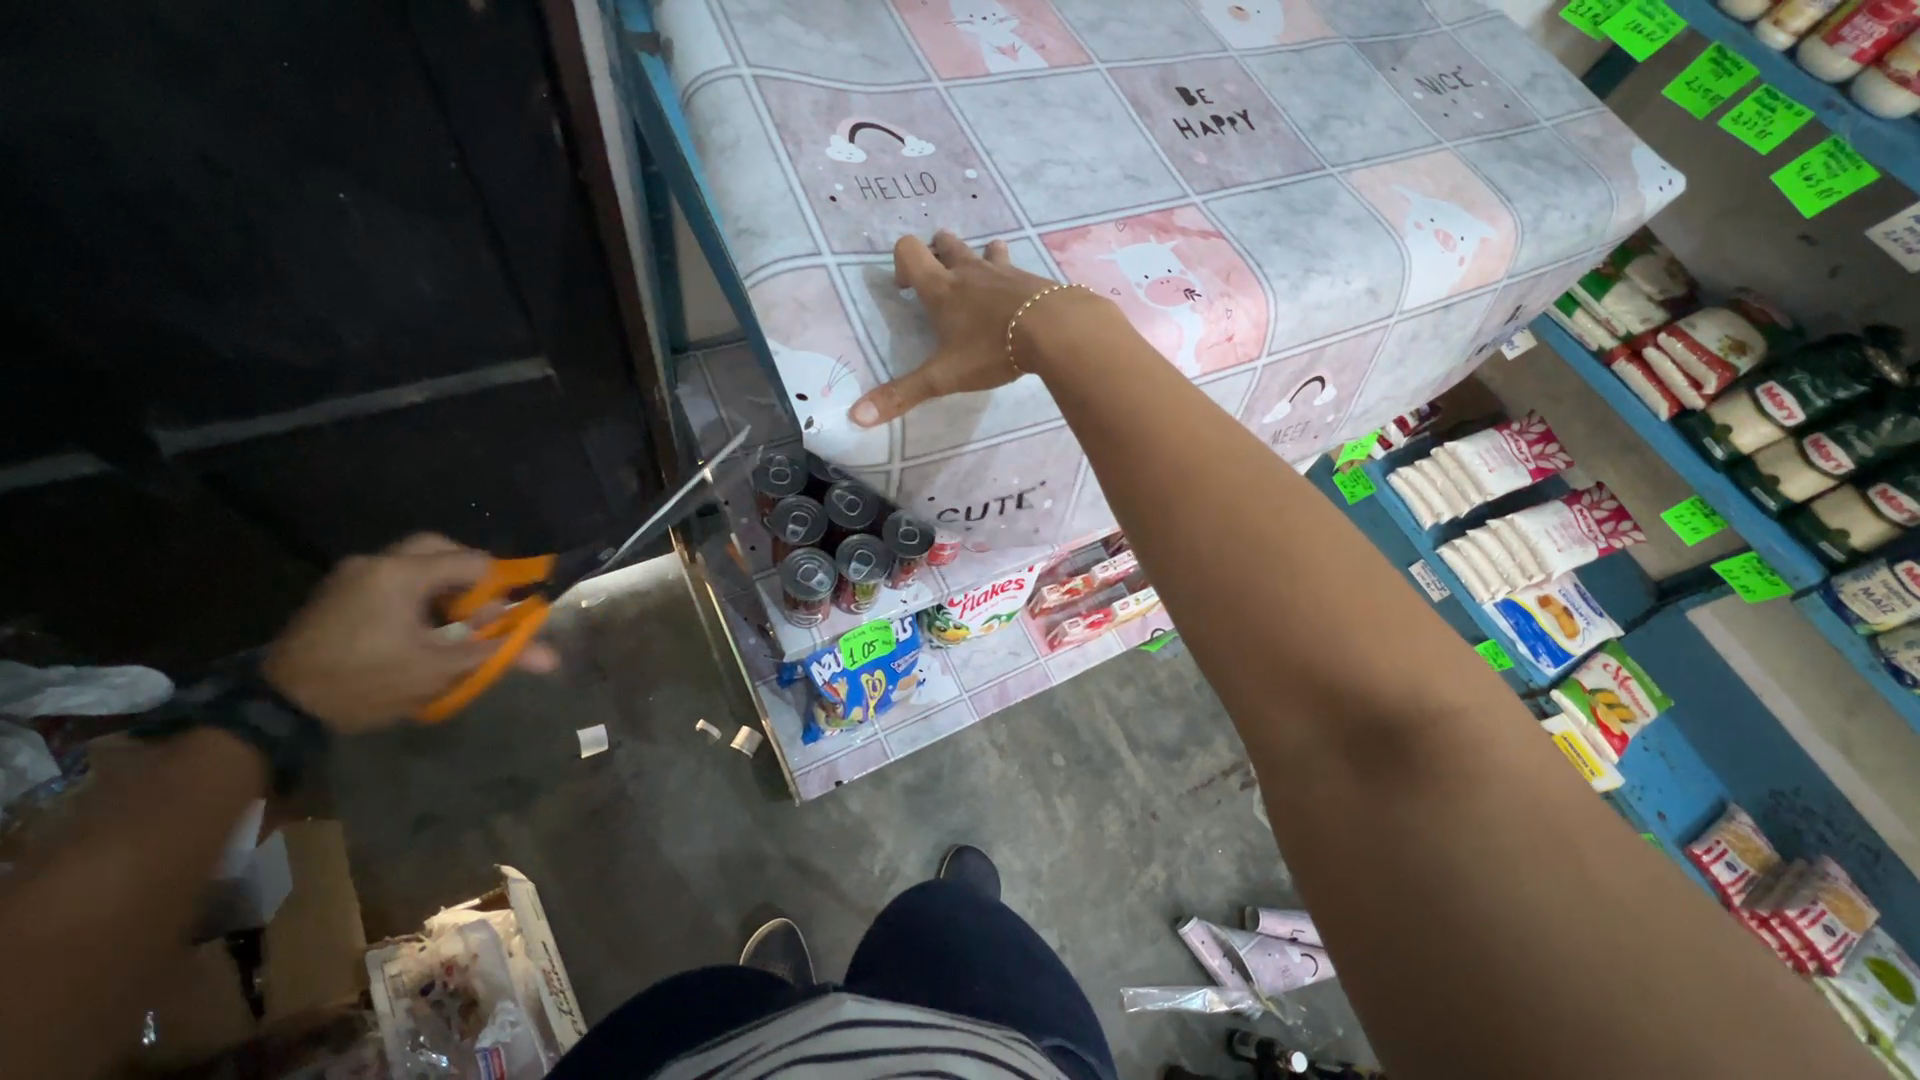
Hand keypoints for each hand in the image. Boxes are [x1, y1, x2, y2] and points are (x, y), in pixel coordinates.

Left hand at [261, 534, 558, 733]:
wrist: (278, 706)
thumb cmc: (365, 683)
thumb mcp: (438, 672)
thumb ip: (495, 654)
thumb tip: (552, 658)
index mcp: (403, 573)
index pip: (473, 561)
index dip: (499, 587)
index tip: (501, 618)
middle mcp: (376, 561)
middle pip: (440, 549)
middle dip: (469, 576)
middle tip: (480, 611)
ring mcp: (350, 574)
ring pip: (413, 562)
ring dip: (441, 585)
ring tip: (451, 624)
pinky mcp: (336, 592)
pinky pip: (389, 577)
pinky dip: (414, 593)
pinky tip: (418, 628)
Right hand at [849, 230, 1121, 427]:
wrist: (1056, 330)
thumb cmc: (992, 349)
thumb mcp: (943, 377)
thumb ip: (902, 395)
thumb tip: (855, 417)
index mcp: (942, 289)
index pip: (910, 250)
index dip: (901, 263)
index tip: (905, 289)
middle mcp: (970, 272)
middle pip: (946, 244)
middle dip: (937, 253)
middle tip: (938, 277)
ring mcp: (1005, 272)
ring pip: (984, 251)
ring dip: (977, 257)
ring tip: (980, 277)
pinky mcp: (1034, 281)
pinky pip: (1016, 270)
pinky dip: (1011, 278)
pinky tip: (1018, 299)